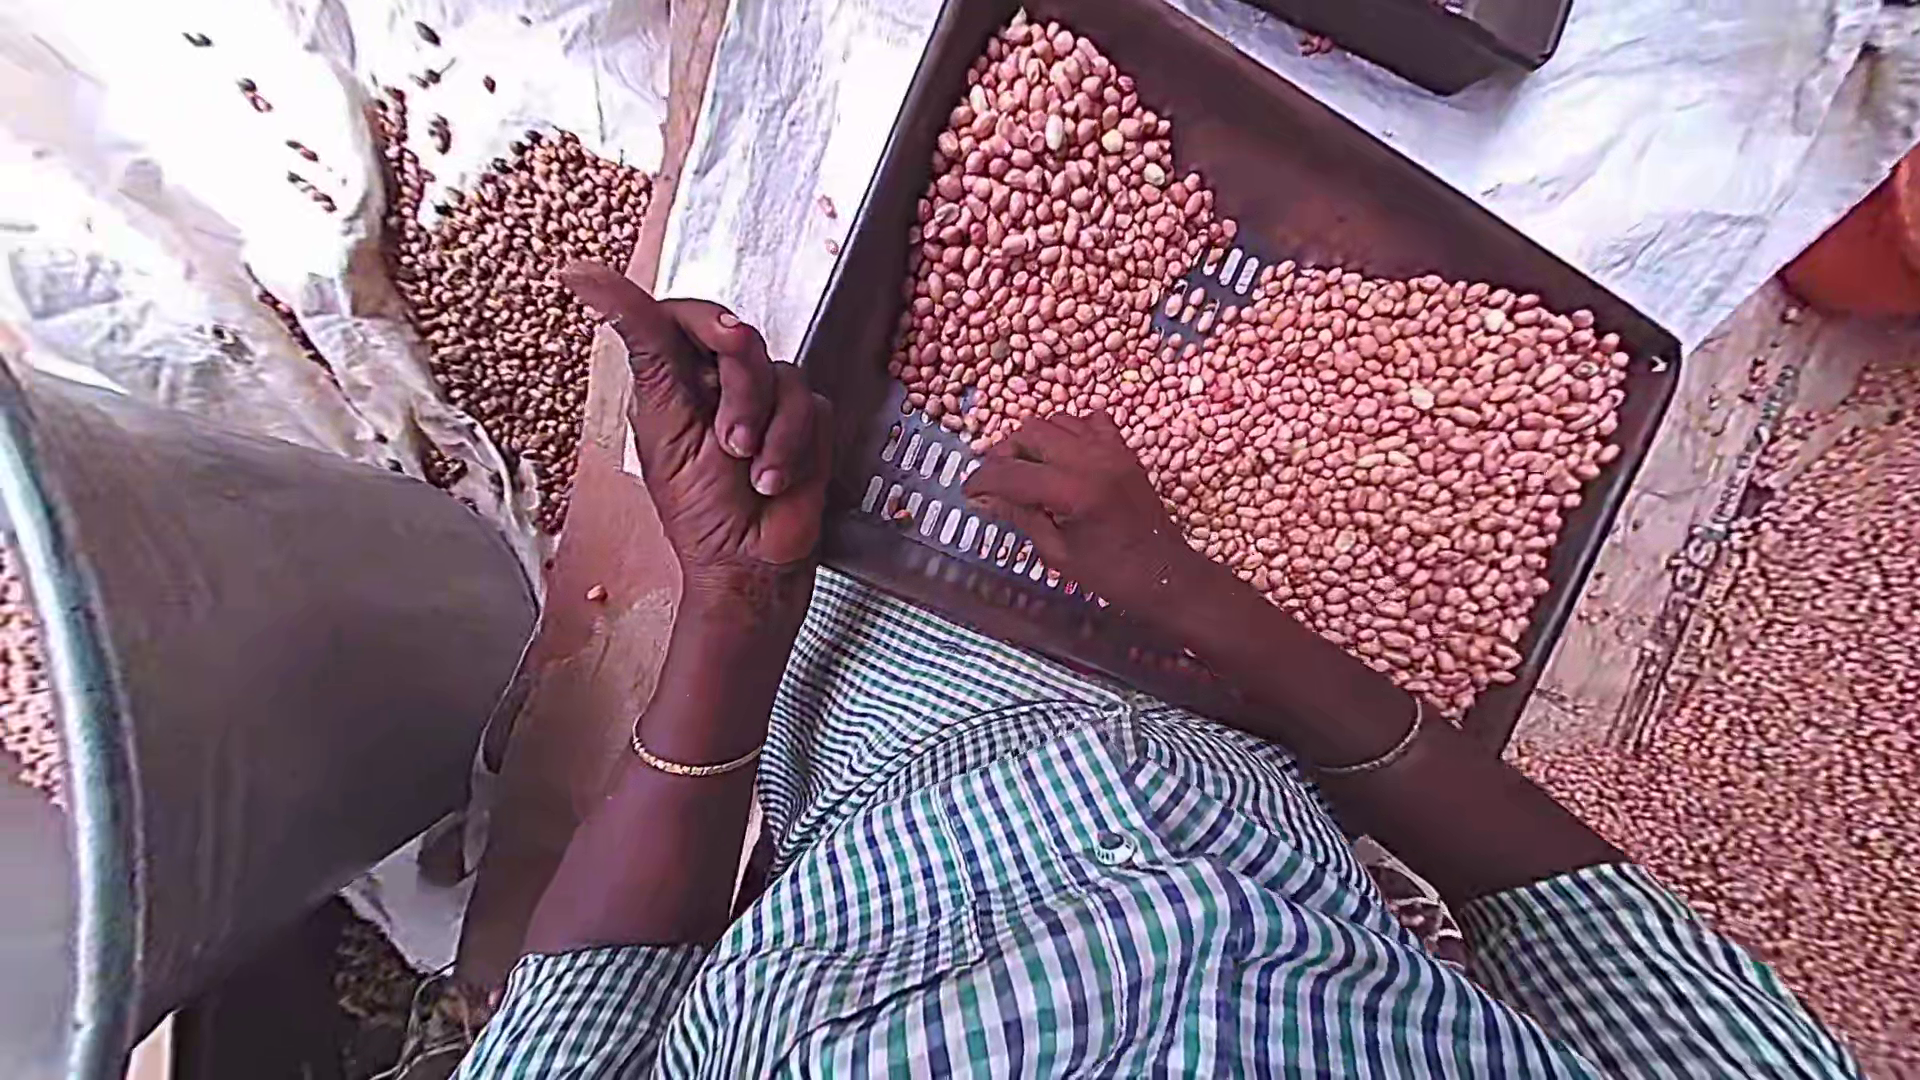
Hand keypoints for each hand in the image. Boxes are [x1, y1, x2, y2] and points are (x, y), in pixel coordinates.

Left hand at [560, 263, 831, 613]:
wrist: (751, 562)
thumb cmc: (701, 510)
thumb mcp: (665, 424)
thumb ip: (645, 346)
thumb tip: (581, 272)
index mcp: (679, 381)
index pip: (690, 317)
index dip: (709, 322)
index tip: (724, 341)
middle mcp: (727, 386)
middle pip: (745, 342)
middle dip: (744, 393)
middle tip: (732, 443)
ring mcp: (772, 405)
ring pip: (787, 375)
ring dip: (772, 430)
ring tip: (754, 472)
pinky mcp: (808, 427)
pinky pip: (815, 408)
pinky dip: (797, 447)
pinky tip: (777, 478)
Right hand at [962, 411, 1209, 617]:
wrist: (1166, 575)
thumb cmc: (1111, 576)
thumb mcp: (1057, 554)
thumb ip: (1022, 517)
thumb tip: (987, 498)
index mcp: (1074, 491)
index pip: (1012, 473)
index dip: (982, 480)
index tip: (968, 491)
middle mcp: (1092, 460)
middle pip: (1030, 433)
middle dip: (1004, 454)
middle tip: (996, 480)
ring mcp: (1111, 450)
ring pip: (1057, 420)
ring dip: (1034, 440)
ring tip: (1026, 468)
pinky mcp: (1124, 450)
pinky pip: (1089, 421)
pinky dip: (1068, 431)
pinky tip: (1062, 455)